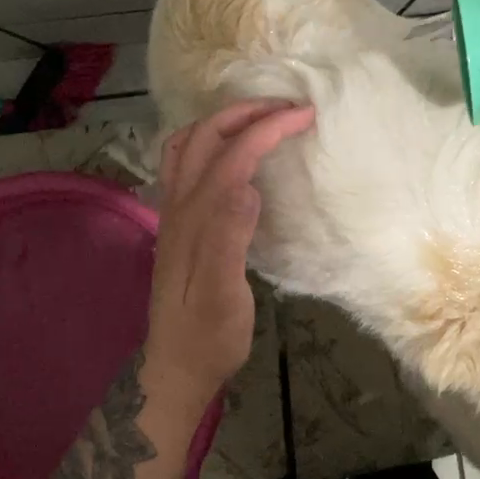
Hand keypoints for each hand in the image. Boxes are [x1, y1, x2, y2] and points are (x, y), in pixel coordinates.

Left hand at [146, 100, 314, 407]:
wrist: (175, 370)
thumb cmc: (208, 338)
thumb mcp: (223, 298)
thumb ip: (229, 241)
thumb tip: (246, 186)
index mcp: (195, 217)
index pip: (233, 154)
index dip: (268, 127)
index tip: (306, 115)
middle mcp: (179, 204)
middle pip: (206, 135)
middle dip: (247, 112)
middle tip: (289, 108)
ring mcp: (173, 210)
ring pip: (189, 143)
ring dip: (224, 121)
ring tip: (261, 119)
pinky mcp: (178, 221)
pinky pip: (187, 161)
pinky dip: (211, 141)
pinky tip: (232, 153)